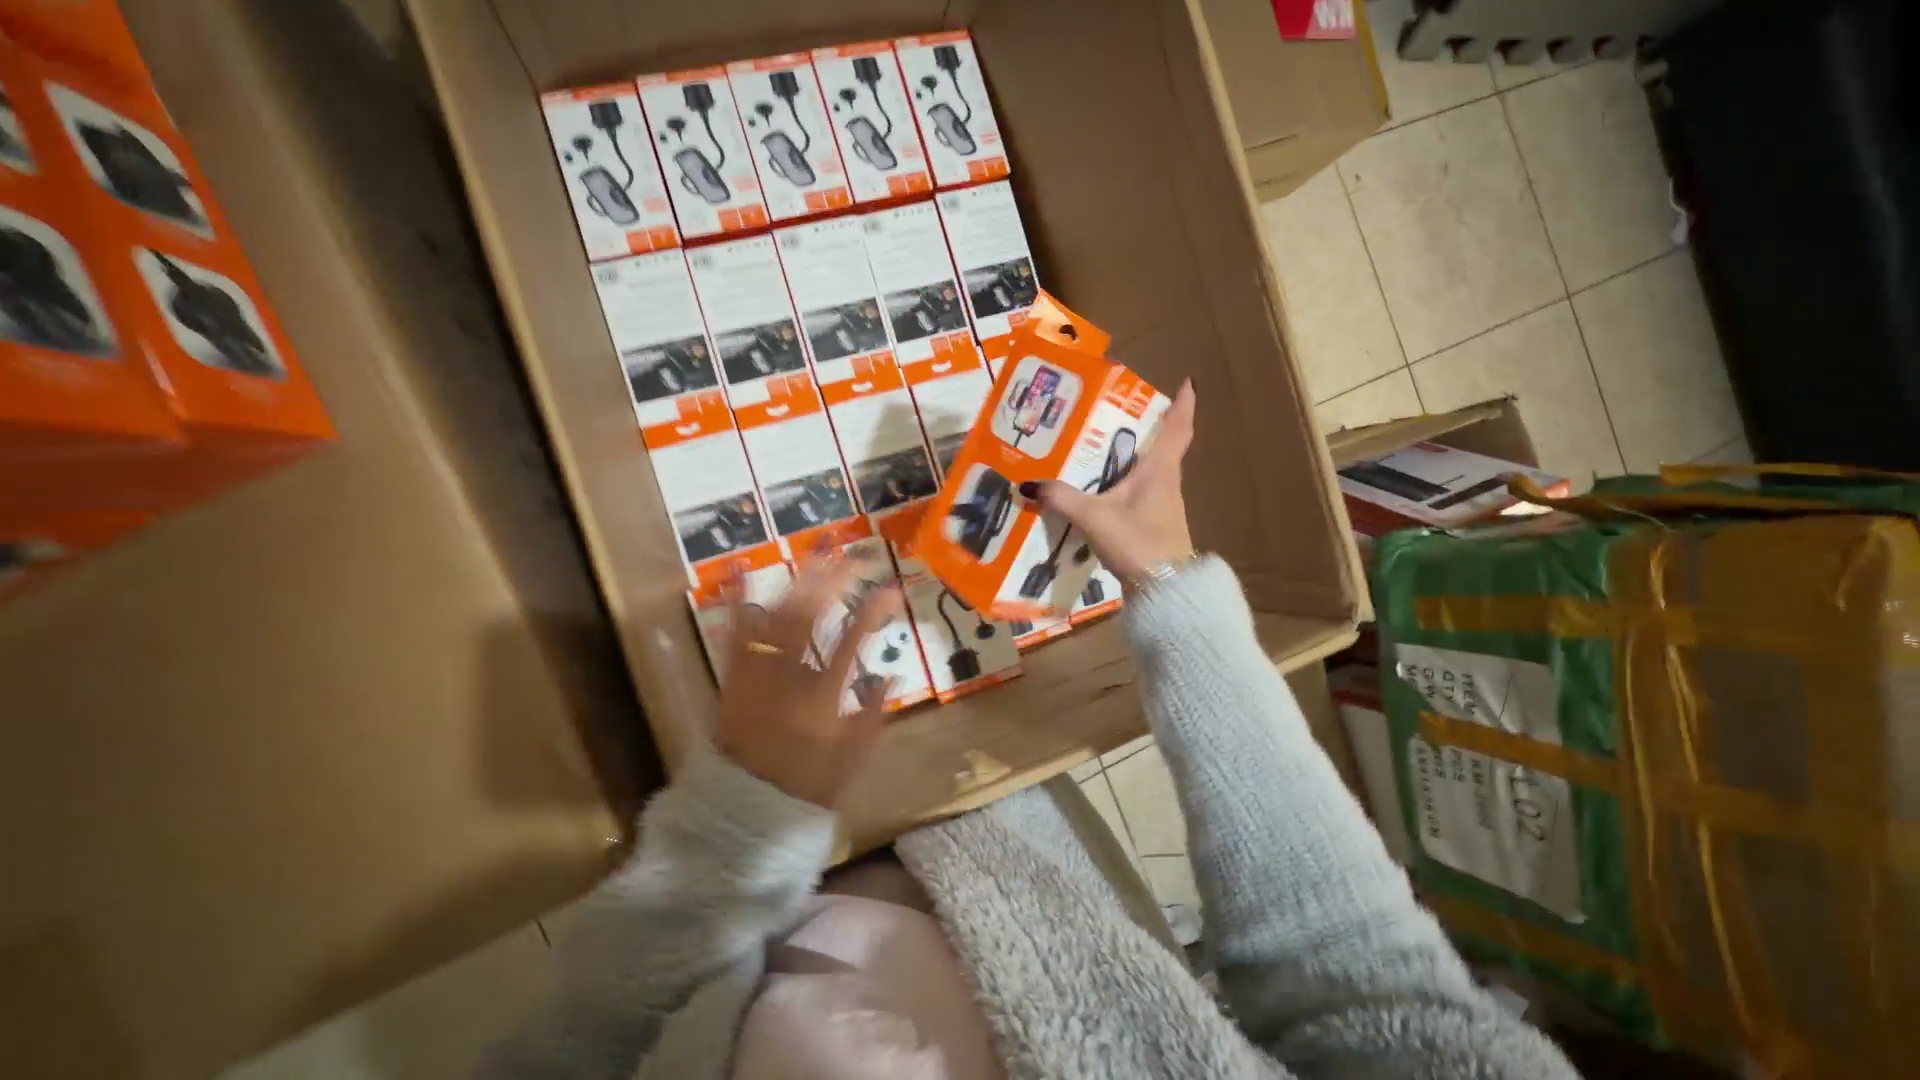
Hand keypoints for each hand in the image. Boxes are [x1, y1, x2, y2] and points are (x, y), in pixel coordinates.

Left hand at [715, 555, 901, 807]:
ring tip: (817, 553)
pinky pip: (734, 631)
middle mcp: (788, 675)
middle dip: (834, 579)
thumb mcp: (851, 757)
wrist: (745, 807)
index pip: (854, 639)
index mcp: (823, 695)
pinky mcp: (732, 675)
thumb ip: (872, 714)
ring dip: (797, 581)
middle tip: (854, 556)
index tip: (892, 587)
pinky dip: (737, 598)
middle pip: (811, 615)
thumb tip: (891, 675)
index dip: (875, 609)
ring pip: (776, 616)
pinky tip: (740, 569)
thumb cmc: (805, 784)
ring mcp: (756, 672)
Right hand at [1031, 379, 1195, 583]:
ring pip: (1148, 470)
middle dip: (1144, 426)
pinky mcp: (1152, 525)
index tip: (1187, 383)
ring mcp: (1161, 506)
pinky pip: (1137, 493)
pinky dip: (1122, 483)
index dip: (1183, 404)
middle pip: (1161, 446)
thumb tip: (1028, 484)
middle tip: (1118, 409)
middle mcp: (1166, 482)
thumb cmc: (1139, 543)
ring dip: (1130, 456)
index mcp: (1160, 470)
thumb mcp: (1095, 518)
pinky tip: (1098, 487)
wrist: (1165, 591)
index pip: (1178, 428)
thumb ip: (1062, 499)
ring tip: (1099, 443)